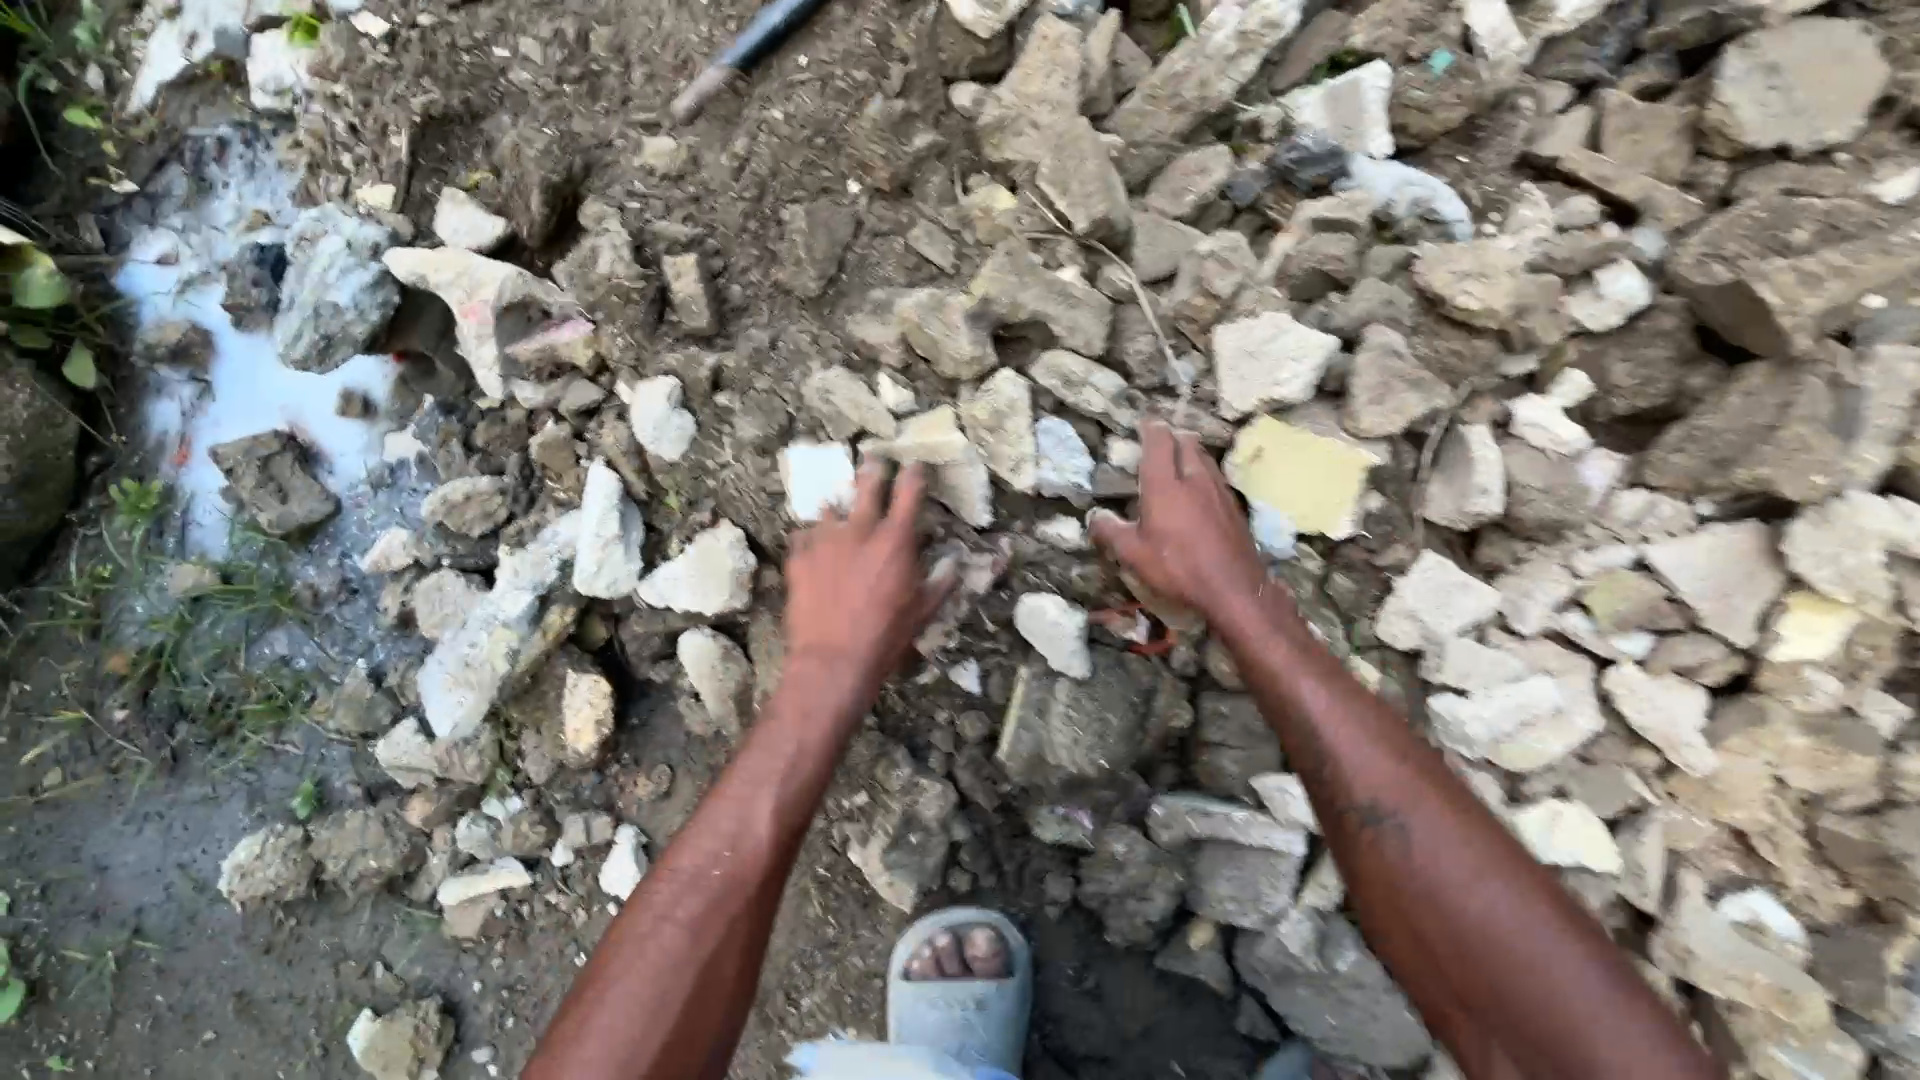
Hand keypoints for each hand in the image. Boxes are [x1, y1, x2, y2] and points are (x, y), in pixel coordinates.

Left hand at [783, 462, 954, 695]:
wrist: (833, 659)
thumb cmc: (886, 637)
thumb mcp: (923, 612)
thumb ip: (941, 583)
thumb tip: (955, 565)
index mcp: (896, 540)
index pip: (910, 492)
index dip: (915, 474)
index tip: (915, 466)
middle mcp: (860, 530)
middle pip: (867, 484)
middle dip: (874, 469)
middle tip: (875, 462)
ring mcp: (825, 540)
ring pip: (830, 507)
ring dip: (838, 507)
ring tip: (838, 510)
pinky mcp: (798, 557)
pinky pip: (803, 535)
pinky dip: (811, 537)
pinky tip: (812, 546)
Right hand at [1090, 420, 1274, 625]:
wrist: (1234, 588)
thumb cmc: (1178, 568)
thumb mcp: (1133, 555)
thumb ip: (1111, 532)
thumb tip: (1095, 517)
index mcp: (1165, 484)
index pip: (1159, 441)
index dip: (1150, 428)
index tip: (1143, 425)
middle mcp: (1194, 478)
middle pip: (1186, 442)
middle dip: (1172, 437)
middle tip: (1159, 442)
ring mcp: (1218, 490)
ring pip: (1204, 458)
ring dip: (1190, 453)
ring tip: (1179, 461)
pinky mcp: (1234, 506)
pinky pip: (1216, 477)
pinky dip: (1203, 474)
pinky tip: (1199, 492)